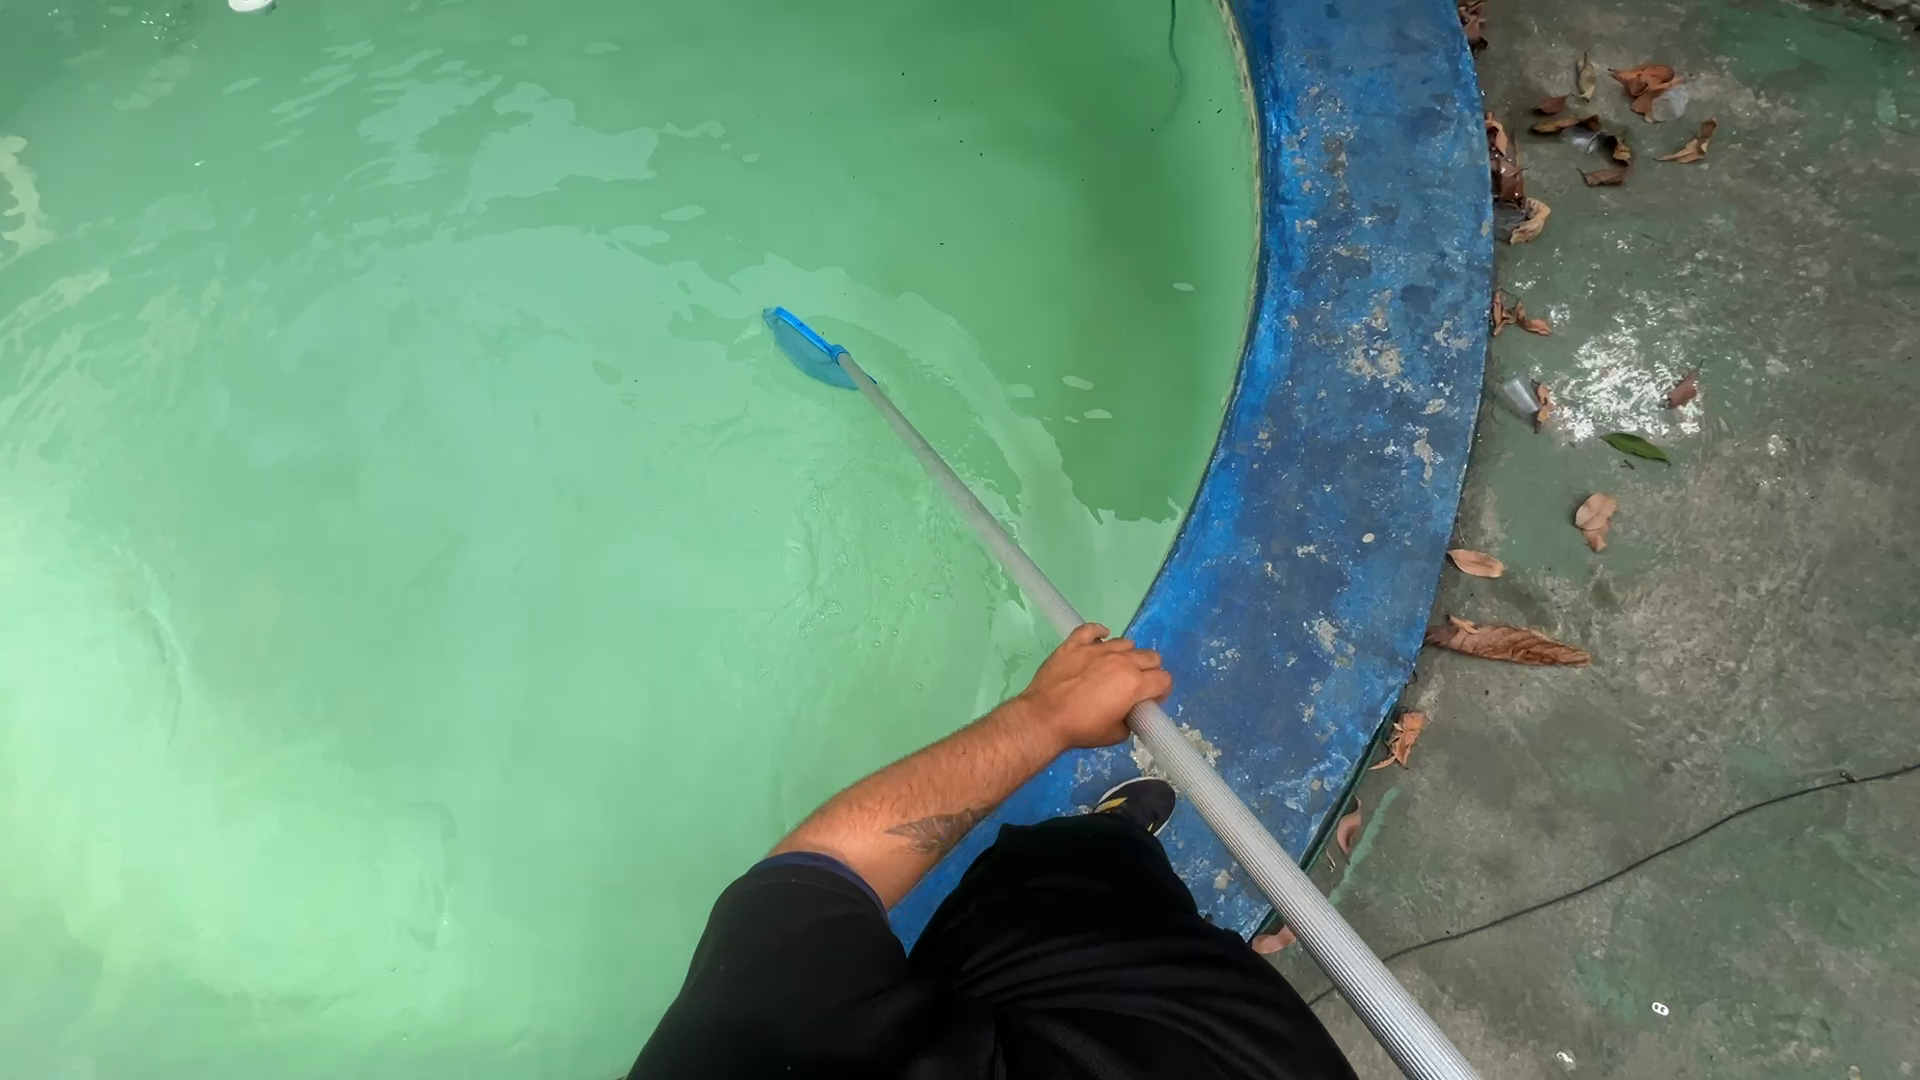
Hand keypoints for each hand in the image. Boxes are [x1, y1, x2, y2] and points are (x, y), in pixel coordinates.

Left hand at [1011, 623, 1172, 750]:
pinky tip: (1099, 639)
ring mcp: (1096, 649)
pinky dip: (1098, 632)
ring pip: (1125, 642)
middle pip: (1150, 657)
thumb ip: (1130, 719)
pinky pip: (1091, 629)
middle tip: (1135, 685)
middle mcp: (1120, 661)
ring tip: (1114, 667)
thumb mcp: (1116, 734)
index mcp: (1134, 684)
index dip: (1161, 691)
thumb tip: (1129, 711)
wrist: (1044, 718)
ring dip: (1126, 655)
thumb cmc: (1081, 729)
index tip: (1150, 699)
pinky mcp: (1074, 644)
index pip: (1164, 679)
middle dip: (1148, 671)